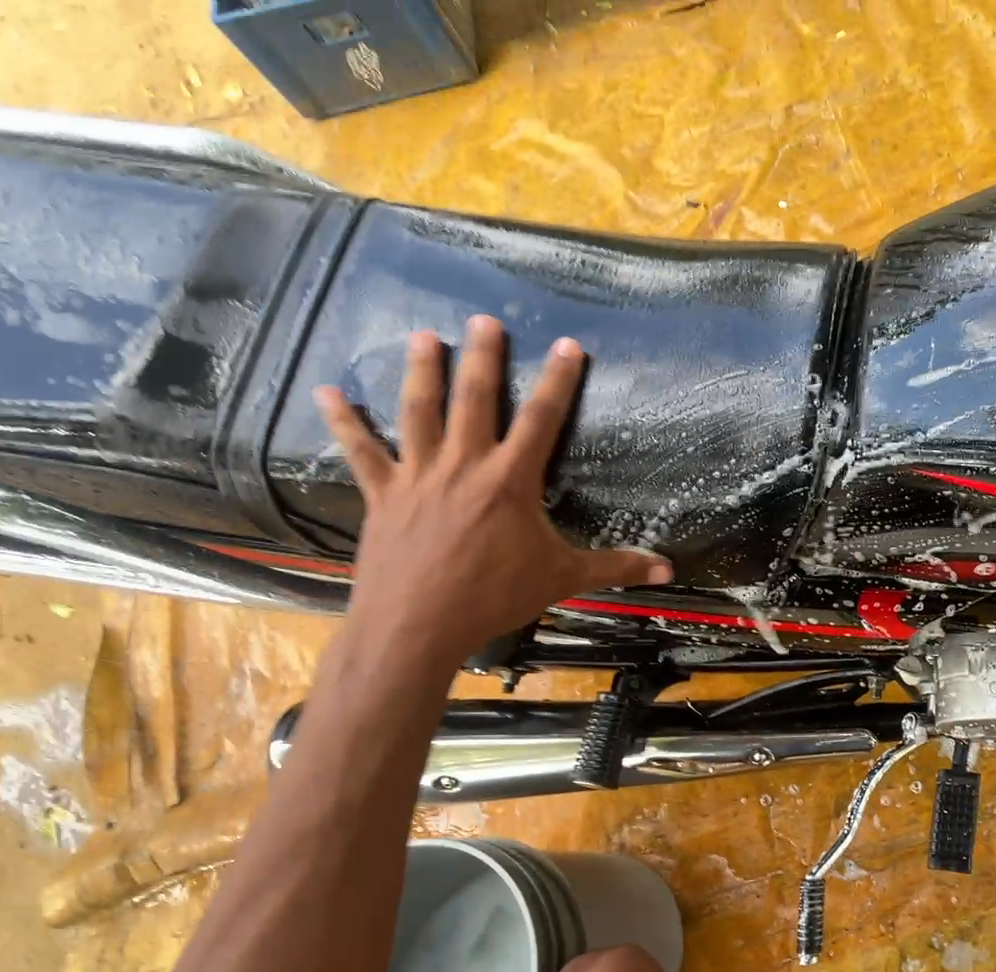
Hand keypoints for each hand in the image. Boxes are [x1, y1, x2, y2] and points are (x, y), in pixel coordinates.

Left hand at [313, 315, 671, 666]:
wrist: (415, 626)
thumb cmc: (495, 597)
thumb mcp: (564, 579)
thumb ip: (616, 567)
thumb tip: (668, 568)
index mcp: (511, 481)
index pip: (542, 419)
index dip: (559, 380)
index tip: (568, 345)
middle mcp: (464, 466)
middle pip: (475, 399)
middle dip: (483, 358)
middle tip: (484, 320)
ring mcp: (419, 477)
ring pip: (419, 412)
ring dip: (422, 371)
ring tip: (423, 335)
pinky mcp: (383, 495)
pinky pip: (361, 451)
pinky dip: (344, 421)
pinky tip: (327, 392)